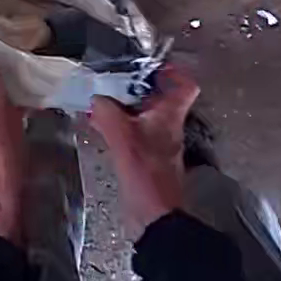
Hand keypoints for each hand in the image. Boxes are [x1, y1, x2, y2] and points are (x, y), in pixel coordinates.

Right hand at [88, 63, 200, 231]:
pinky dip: (115, 124)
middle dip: (135, 86)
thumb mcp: (123, 137)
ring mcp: (157, 143)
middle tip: (115, 78)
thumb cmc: (148, 177)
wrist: (154, 217)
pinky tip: (97, 125)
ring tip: (100, 100)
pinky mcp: (145, 157)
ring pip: (142, 114)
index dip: (171, 71)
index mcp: (169, 117)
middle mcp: (167, 128)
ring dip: (122, 106)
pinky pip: (131, 132)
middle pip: (157, 97)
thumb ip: (107, 112)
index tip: (151, 63)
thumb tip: (97, 99)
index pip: (183, 86)